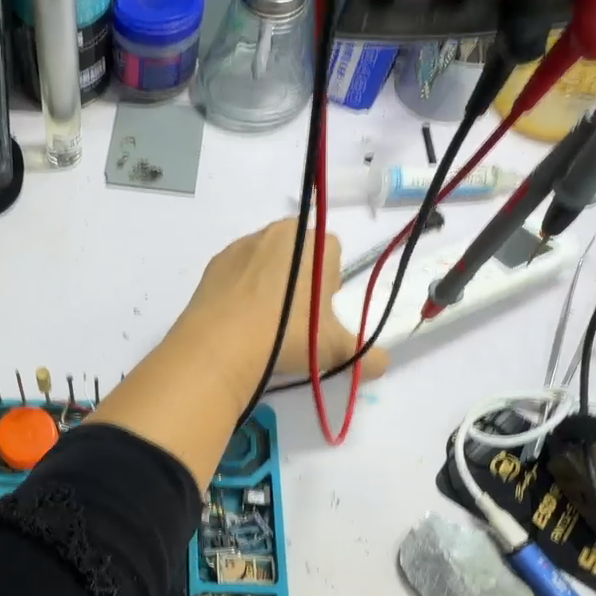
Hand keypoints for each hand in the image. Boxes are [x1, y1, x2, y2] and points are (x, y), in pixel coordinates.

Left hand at [185, 218, 388, 383]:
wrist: (222, 345)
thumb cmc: (289, 337)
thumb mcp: (336, 350)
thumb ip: (366, 355)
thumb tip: (381, 363)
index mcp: (316, 243)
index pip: (332, 254)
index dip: (327, 285)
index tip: (316, 313)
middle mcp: (279, 232)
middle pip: (297, 255)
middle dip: (297, 281)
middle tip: (290, 320)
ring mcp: (242, 245)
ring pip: (264, 262)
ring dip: (266, 284)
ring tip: (260, 323)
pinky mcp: (214, 264)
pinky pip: (235, 273)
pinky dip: (238, 291)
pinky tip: (235, 320)